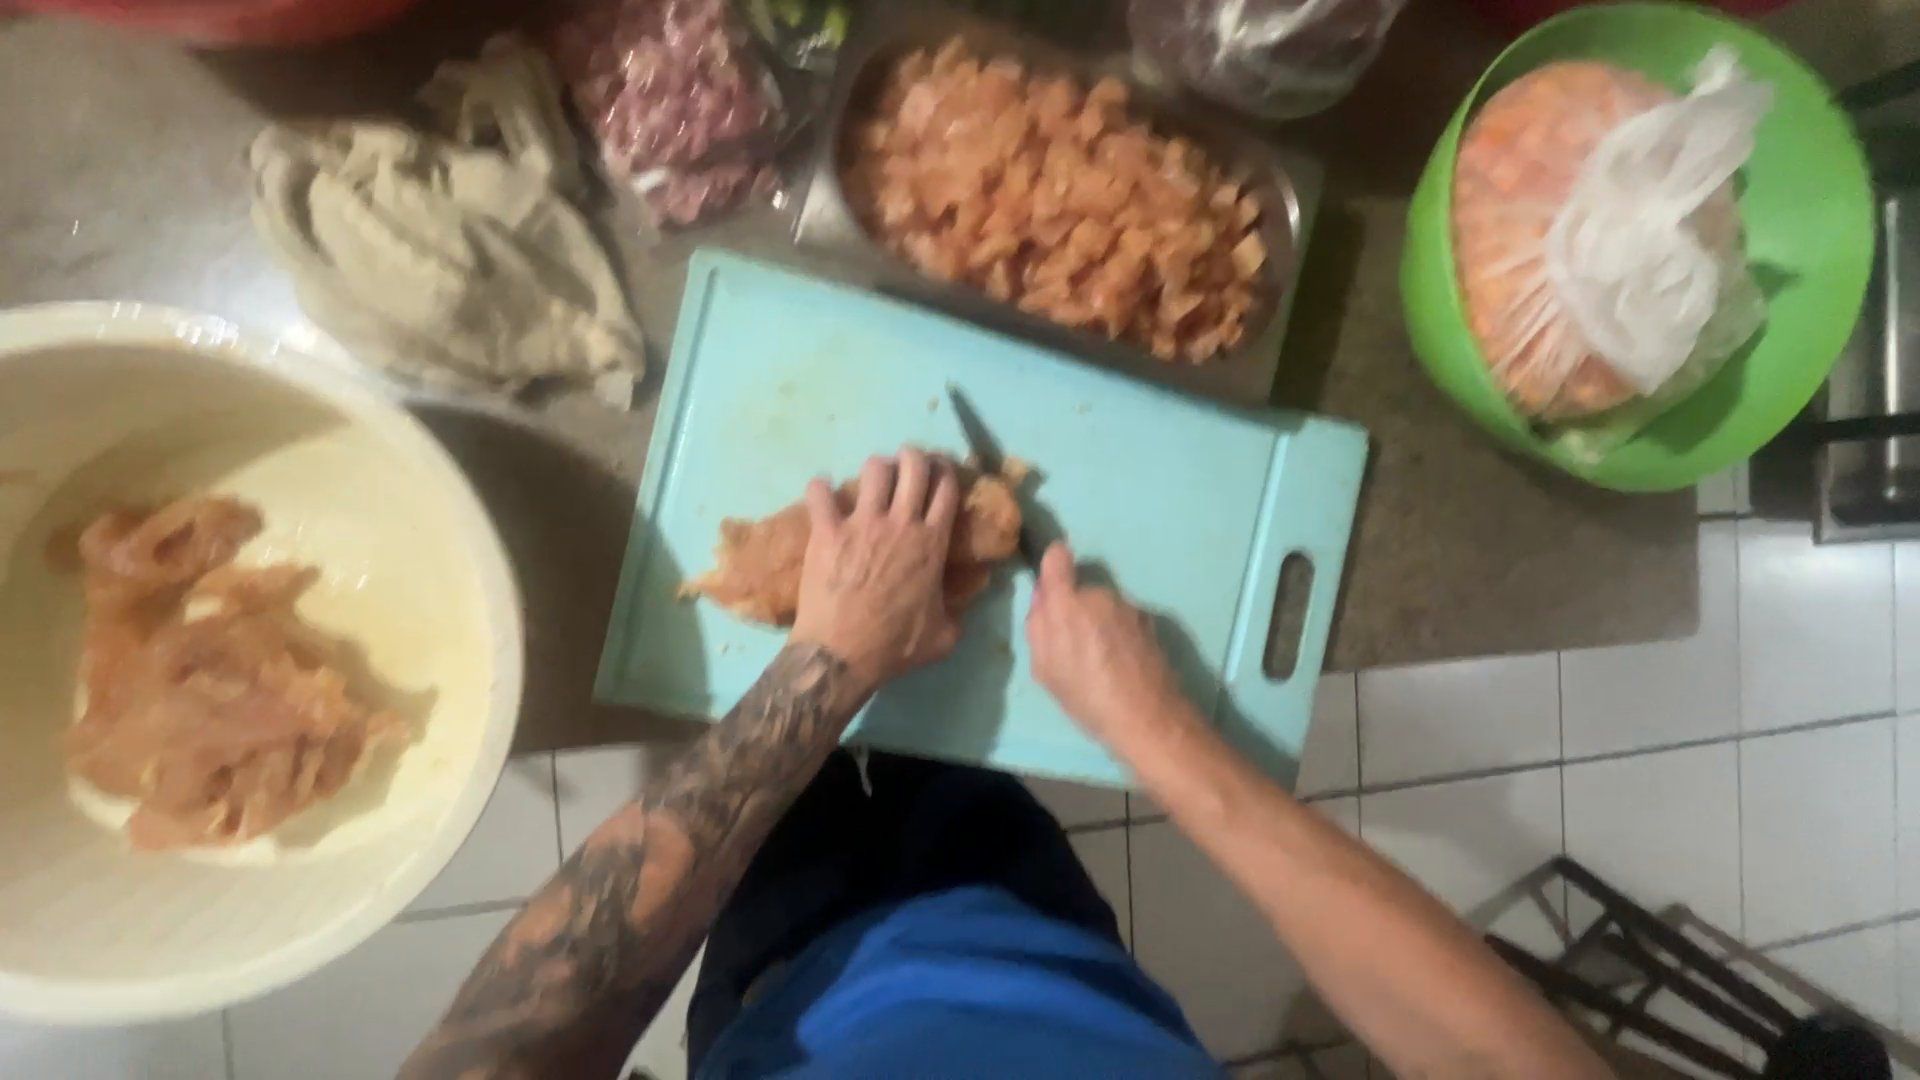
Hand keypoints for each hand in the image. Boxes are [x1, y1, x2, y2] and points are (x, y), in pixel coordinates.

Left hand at [791, 448, 961, 690]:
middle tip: (908, 464)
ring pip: (874, 470)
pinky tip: (822, 494)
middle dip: (913, 457)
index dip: (946, 471)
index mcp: (932, 543)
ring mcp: (862, 524)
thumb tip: (962, 610)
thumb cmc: (895, 647)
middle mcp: (901, 523)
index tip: (941, 470)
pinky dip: (820, 489)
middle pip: (914, 465)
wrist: (842, 655)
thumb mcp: (943, 636)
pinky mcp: (827, 531)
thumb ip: (957, 615)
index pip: (946, 488)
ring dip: (876, 469)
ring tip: (871, 479)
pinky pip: (820, 493)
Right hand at [1026, 542, 1197, 745]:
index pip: (1057, 557)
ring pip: (1102, 606)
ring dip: (1097, 624)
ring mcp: (1128, 606)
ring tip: (1100, 662)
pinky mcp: (1149, 621)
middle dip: (1074, 610)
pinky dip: (1118, 634)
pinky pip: (1122, 620)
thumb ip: (1037, 627)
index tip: (1053, 593)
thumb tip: (1042, 600)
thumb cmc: (1087, 697)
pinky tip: (1122, 664)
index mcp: (1068, 604)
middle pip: (1079, 591)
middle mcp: (1100, 595)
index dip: (1052, 569)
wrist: (1148, 717)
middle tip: (1073, 649)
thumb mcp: (1045, 670)